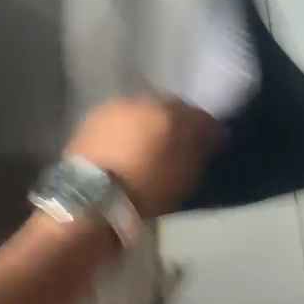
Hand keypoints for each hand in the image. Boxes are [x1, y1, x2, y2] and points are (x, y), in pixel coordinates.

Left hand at [64, 96, 223, 217]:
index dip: (204, 128)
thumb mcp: (185, 176)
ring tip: (149, 149)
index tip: (209, 142)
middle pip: (168, 108)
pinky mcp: (91, 120)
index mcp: (170, 111)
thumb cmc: (144, 191)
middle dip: (175, 123)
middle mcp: (143, 100)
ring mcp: (115, 107)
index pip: (197, 113)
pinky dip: (125, 132)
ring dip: (147, 125)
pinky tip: (125, 150)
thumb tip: (215, 131)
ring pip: (141, 112)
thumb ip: (201, 147)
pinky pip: (118, 122)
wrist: (88, 203)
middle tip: (178, 146)